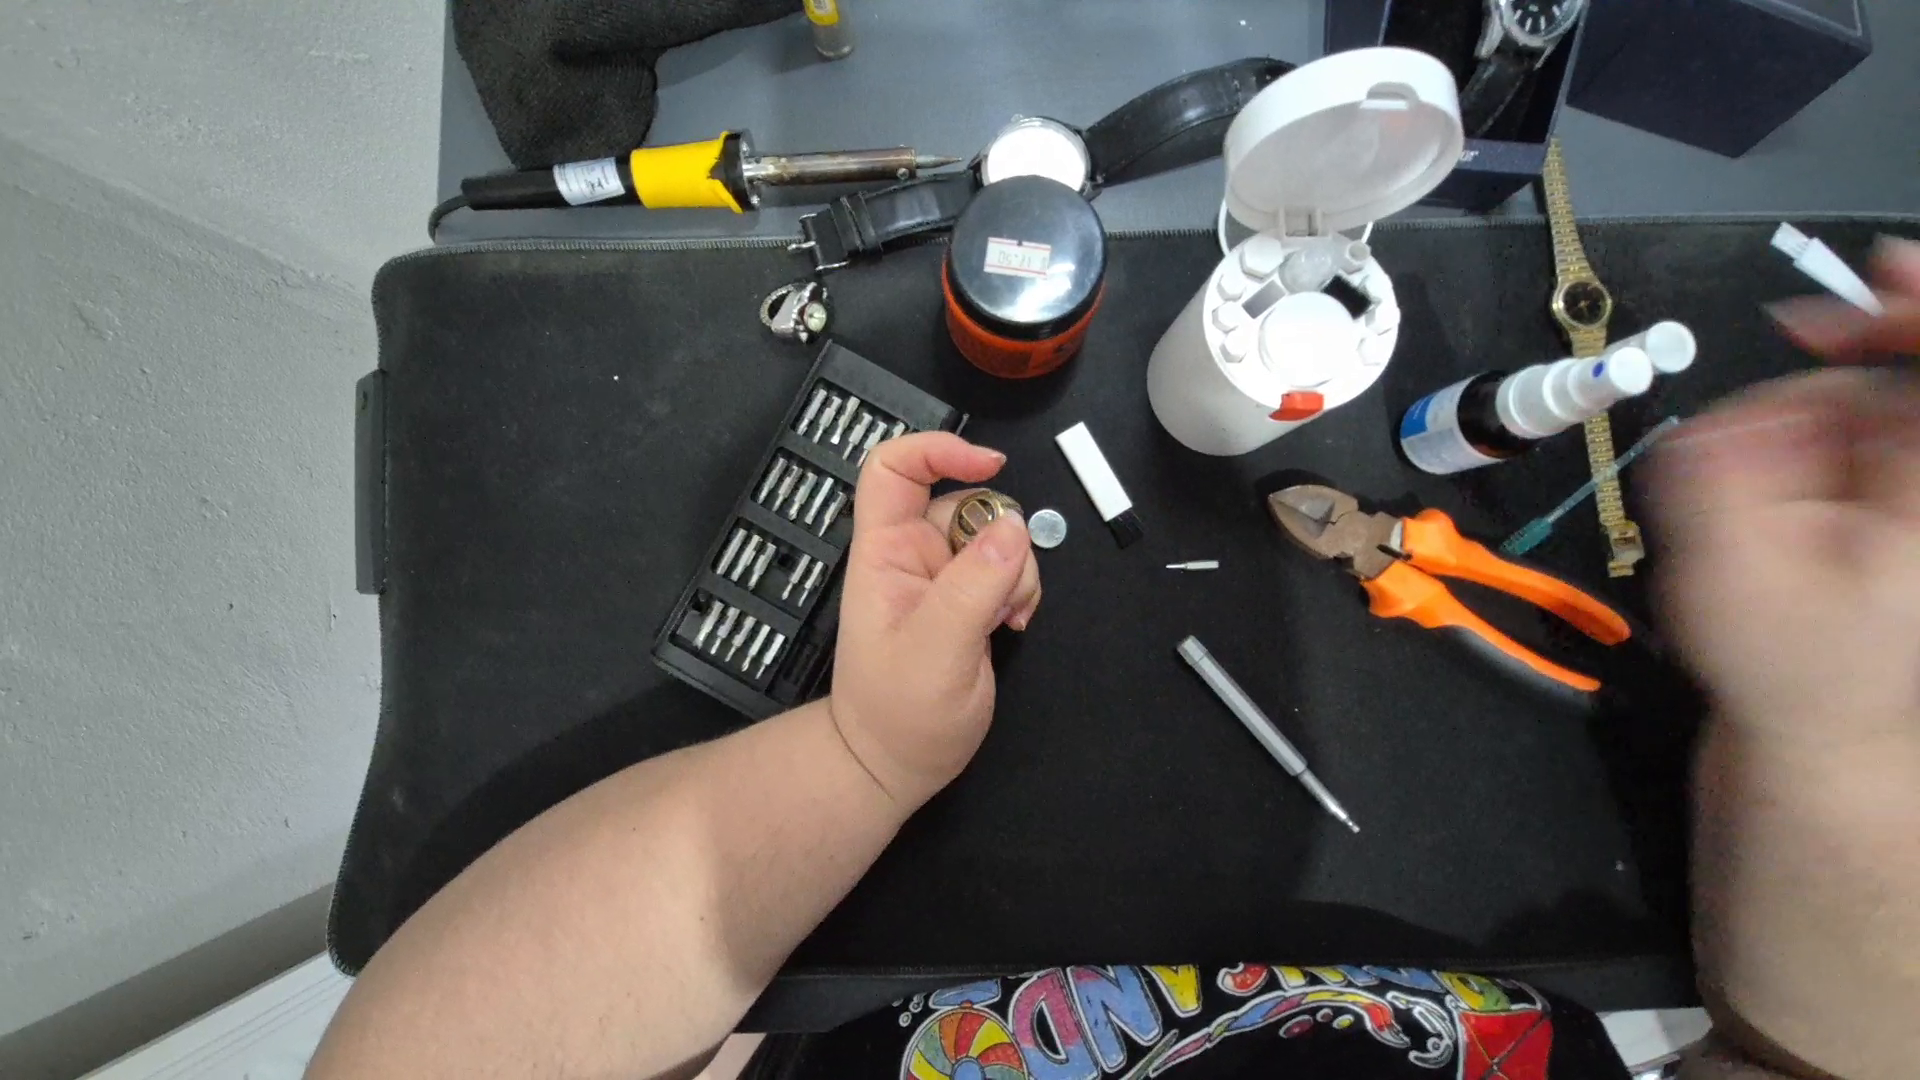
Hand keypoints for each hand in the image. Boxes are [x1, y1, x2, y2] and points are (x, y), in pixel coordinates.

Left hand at [828, 433, 1041, 808]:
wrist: (896, 763)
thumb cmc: (899, 713)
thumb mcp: (937, 651)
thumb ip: (974, 587)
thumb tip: (1015, 527)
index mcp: (884, 552)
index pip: (893, 469)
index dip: (937, 450)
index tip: (990, 466)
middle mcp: (914, 554)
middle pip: (966, 502)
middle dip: (999, 537)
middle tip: (1004, 590)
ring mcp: (945, 577)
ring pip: (996, 536)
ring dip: (1015, 570)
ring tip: (1007, 618)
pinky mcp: (970, 599)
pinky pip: (1007, 568)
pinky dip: (1020, 589)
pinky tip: (1013, 623)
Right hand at [1652, 237, 1919, 743]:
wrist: (1819, 715)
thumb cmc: (1781, 655)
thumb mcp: (1731, 569)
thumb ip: (1720, 479)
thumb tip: (1727, 416)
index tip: (1874, 277)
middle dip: (1882, 335)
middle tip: (1808, 327)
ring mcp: (1918, 494)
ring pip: (1898, 400)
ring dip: (1829, 394)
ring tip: (1756, 452)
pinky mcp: (1906, 498)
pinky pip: (1885, 427)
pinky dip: (1833, 415)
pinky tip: (1786, 446)